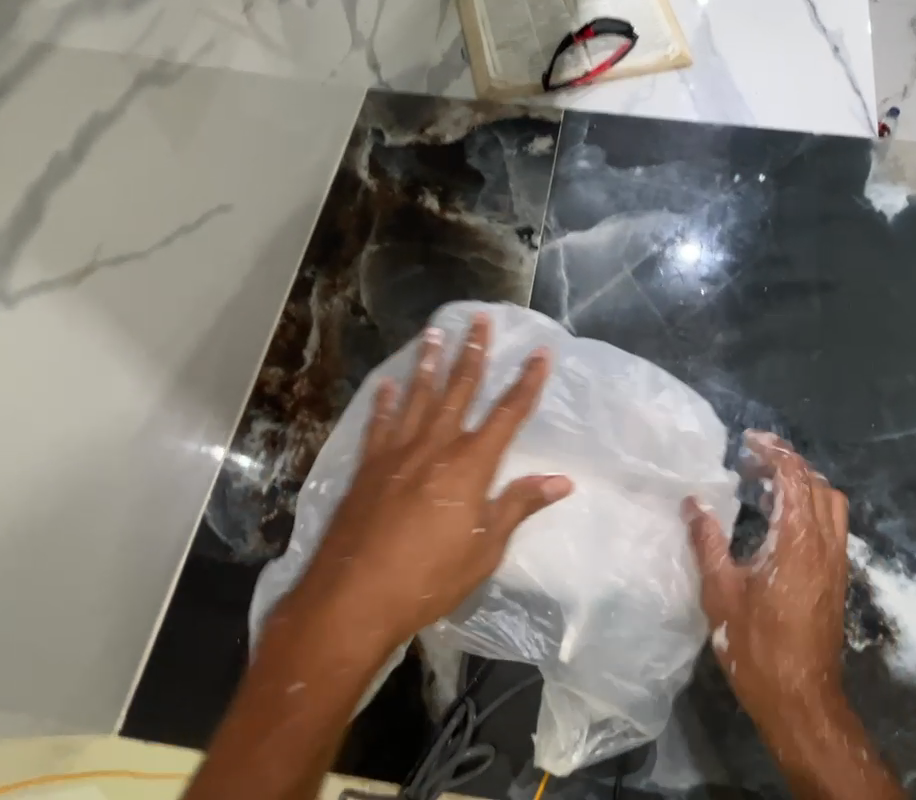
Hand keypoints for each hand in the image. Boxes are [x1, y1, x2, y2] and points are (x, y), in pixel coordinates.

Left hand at [290, 314, 574, 649]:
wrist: (354, 596)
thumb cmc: (429, 578)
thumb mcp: (484, 547)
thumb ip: (518, 505)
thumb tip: (562, 479)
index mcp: (470, 464)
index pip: (508, 414)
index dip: (527, 383)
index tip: (539, 352)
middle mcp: (435, 445)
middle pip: (459, 389)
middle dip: (473, 352)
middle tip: (479, 319)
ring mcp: (397, 452)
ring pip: (417, 395)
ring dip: (428, 362)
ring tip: (433, 332)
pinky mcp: (368, 466)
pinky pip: (379, 423)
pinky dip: (383, 401)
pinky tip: (386, 384)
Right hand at [684, 431, 850, 730]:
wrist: (801, 699)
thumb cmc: (757, 646)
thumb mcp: (721, 591)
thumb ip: (707, 540)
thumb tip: (693, 501)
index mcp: (798, 539)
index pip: (794, 475)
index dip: (773, 451)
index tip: (747, 440)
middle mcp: (825, 543)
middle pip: (817, 483)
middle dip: (786, 463)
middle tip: (749, 462)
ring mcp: (836, 561)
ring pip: (830, 502)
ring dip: (802, 484)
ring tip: (764, 487)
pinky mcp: (836, 578)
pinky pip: (830, 524)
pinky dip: (809, 507)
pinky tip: (778, 522)